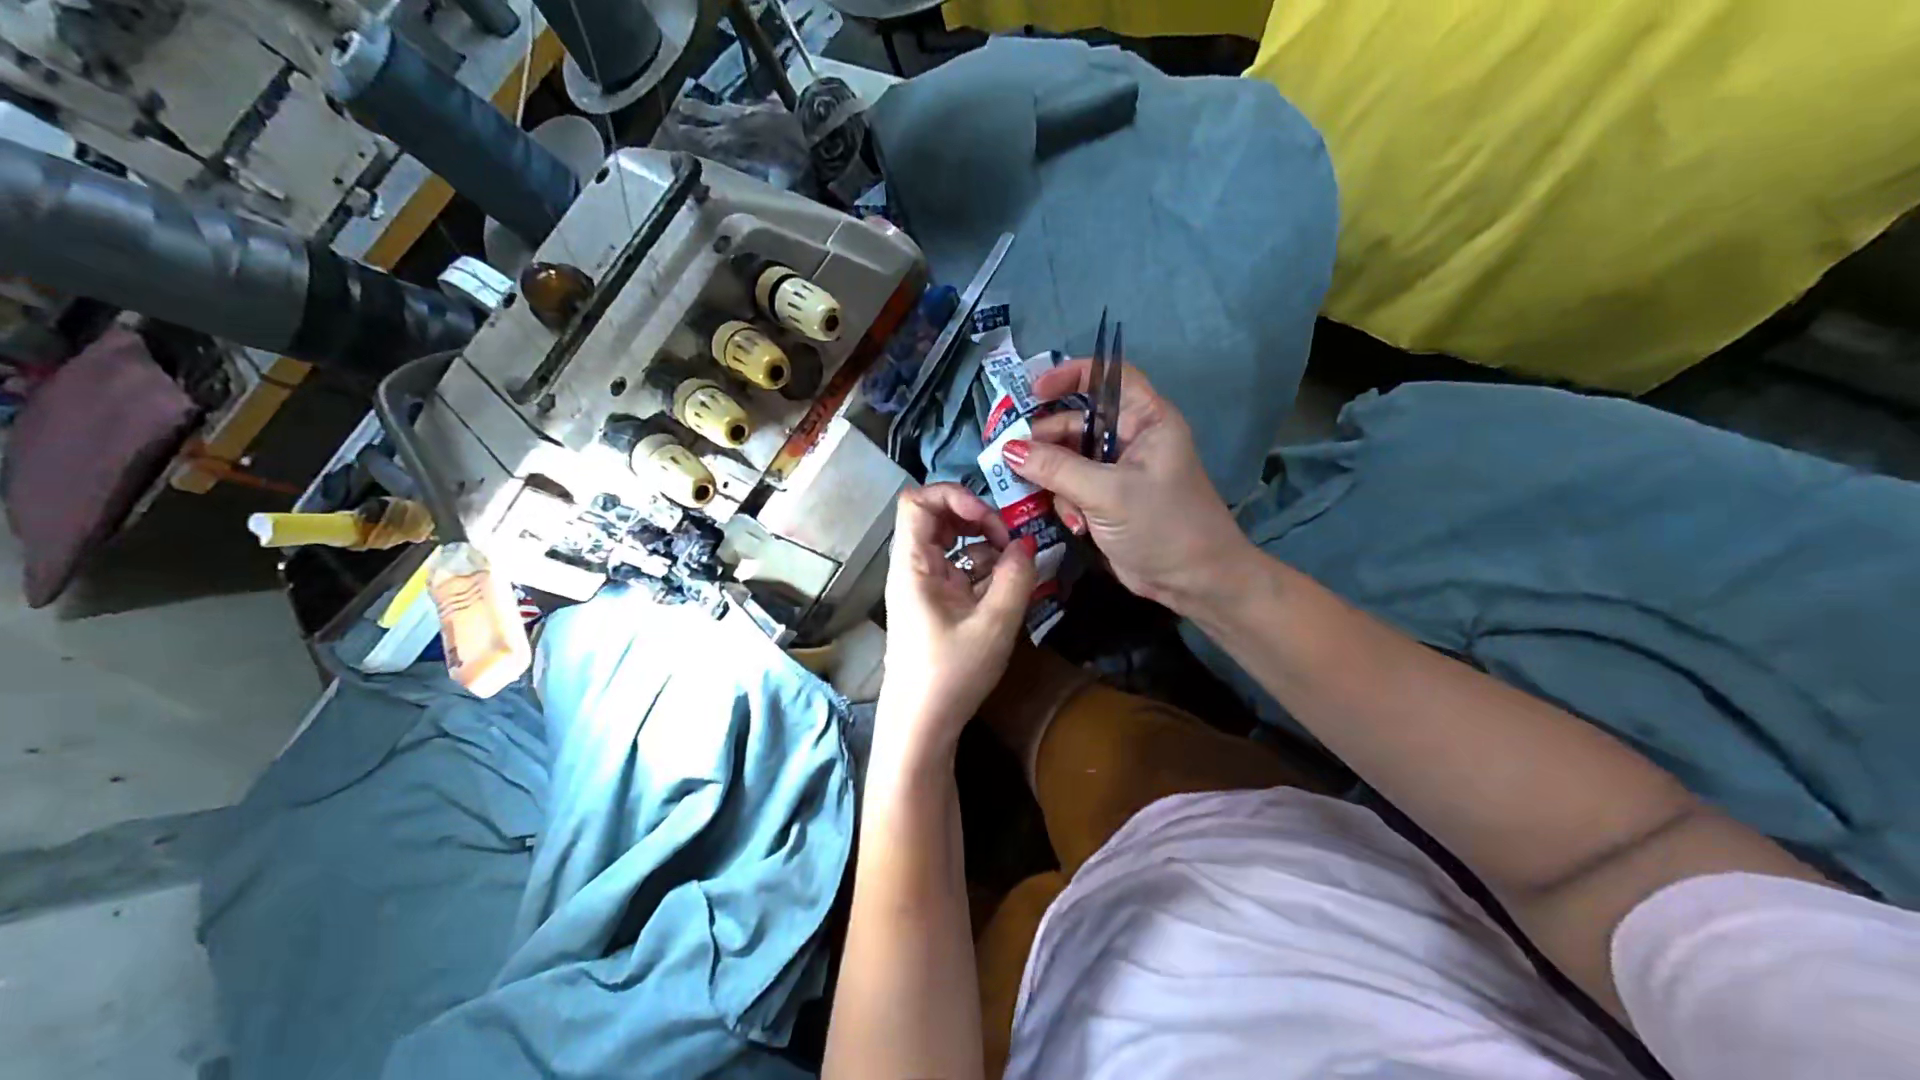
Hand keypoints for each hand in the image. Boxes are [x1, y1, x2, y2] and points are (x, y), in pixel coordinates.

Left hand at [877, 484, 1035, 762]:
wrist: (922, 727)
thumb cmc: (950, 675)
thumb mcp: (994, 625)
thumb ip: (1015, 578)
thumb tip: (1027, 544)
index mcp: (913, 565)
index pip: (917, 501)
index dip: (954, 496)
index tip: (988, 519)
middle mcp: (914, 569)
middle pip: (939, 519)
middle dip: (978, 521)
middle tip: (1009, 539)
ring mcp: (926, 588)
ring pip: (954, 546)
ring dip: (986, 549)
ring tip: (1017, 568)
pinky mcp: (938, 606)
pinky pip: (961, 572)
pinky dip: (985, 573)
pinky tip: (1009, 590)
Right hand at [1001, 360, 1253, 615]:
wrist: (1193, 582)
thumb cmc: (1163, 526)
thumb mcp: (1107, 493)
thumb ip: (1056, 468)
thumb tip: (1008, 449)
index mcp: (1146, 421)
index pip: (1108, 378)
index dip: (1071, 375)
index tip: (1033, 391)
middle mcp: (1131, 439)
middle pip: (1076, 422)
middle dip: (1047, 442)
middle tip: (1014, 459)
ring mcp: (1117, 471)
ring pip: (1067, 458)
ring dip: (1054, 480)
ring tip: (1048, 502)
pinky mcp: (1105, 499)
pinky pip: (1070, 487)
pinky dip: (1064, 502)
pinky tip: (1072, 524)